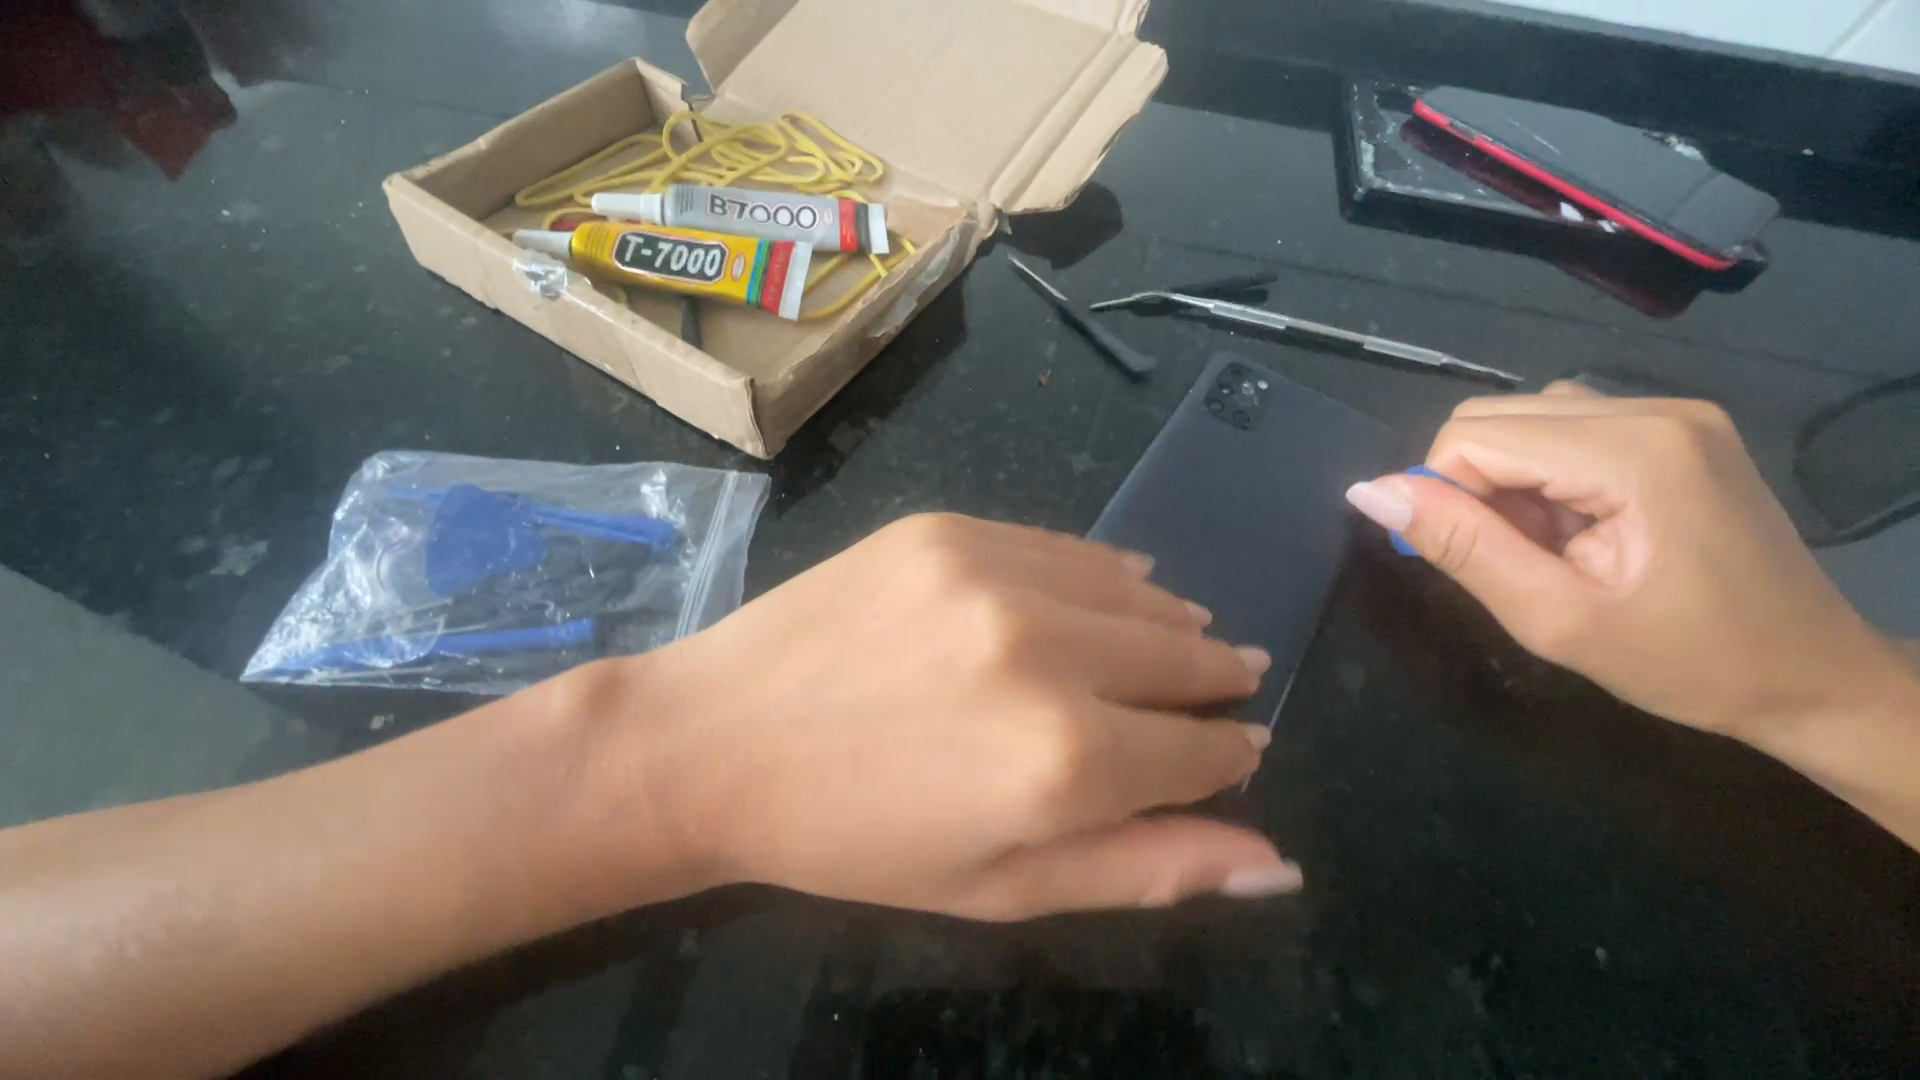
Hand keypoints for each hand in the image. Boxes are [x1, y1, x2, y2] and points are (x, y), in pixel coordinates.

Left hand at [603, 514, 1299, 919]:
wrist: (719, 740)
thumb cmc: (859, 840)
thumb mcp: (1002, 888)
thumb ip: (1147, 870)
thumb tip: (1280, 864)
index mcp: (1065, 762)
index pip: (1201, 751)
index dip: (1230, 754)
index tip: (1240, 748)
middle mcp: (1045, 652)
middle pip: (1181, 658)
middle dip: (1216, 680)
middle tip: (1231, 682)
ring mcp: (994, 574)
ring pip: (1135, 593)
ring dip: (1171, 624)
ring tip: (1186, 638)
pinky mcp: (950, 529)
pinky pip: (1065, 546)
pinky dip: (1105, 574)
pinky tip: (1119, 588)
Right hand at [1343, 383, 1909, 740]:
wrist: (1811, 678)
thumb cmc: (1684, 663)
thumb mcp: (1553, 617)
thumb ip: (1460, 545)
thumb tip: (1368, 492)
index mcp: (1632, 452)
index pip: (1470, 436)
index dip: (1445, 497)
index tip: (1477, 559)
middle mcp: (1654, 409)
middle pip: (1492, 416)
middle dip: (1472, 485)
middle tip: (1513, 555)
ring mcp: (1672, 412)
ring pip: (1520, 417)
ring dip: (1504, 479)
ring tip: (1547, 543)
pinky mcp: (1676, 428)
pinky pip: (1562, 426)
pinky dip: (1538, 471)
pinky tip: (1570, 522)